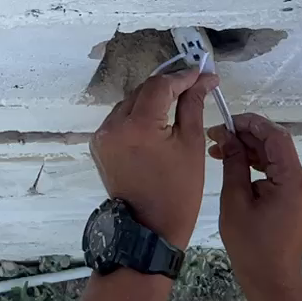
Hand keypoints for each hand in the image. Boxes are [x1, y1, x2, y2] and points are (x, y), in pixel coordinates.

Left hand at [90, 67, 216, 247]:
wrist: (149, 228)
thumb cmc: (178, 191)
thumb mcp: (191, 145)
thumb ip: (193, 106)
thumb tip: (202, 80)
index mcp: (138, 125)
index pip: (160, 85)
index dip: (183, 76)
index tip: (202, 73)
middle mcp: (113, 125)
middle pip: (143, 91)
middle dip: (168, 86)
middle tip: (194, 86)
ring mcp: (102, 135)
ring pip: (130, 103)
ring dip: (152, 100)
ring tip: (178, 102)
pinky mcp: (98, 144)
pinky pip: (120, 119)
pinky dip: (137, 116)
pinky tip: (155, 121)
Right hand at [208, 113, 301, 300]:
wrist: (271, 279)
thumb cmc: (250, 244)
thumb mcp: (235, 200)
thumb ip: (233, 162)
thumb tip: (225, 134)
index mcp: (294, 182)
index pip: (276, 137)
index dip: (250, 123)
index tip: (224, 123)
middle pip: (276, 145)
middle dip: (245, 137)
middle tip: (214, 137)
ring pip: (275, 157)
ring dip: (248, 150)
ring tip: (218, 150)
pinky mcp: (299, 196)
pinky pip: (277, 170)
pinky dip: (256, 164)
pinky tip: (233, 163)